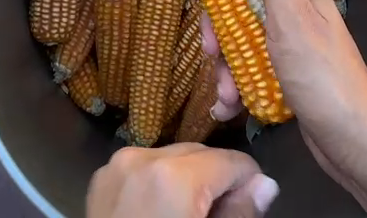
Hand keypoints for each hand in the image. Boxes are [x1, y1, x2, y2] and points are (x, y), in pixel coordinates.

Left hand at [86, 143, 279, 217]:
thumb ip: (239, 214)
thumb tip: (266, 184)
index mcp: (174, 176)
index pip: (231, 160)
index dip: (248, 182)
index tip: (253, 205)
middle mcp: (143, 157)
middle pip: (200, 155)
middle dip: (217, 180)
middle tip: (223, 216)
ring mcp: (116, 166)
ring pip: (171, 157)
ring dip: (188, 179)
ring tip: (191, 215)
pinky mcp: (101, 179)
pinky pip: (143, 168)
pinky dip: (159, 183)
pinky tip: (162, 214)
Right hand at [203, 0, 366, 204]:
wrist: (354, 141)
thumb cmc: (320, 73)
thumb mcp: (291, 15)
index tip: (207, 10)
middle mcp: (296, 13)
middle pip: (242, 10)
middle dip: (221, 36)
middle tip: (213, 57)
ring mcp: (292, 48)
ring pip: (243, 45)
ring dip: (227, 69)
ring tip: (226, 96)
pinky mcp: (288, 79)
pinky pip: (252, 73)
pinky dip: (238, 88)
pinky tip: (230, 107)